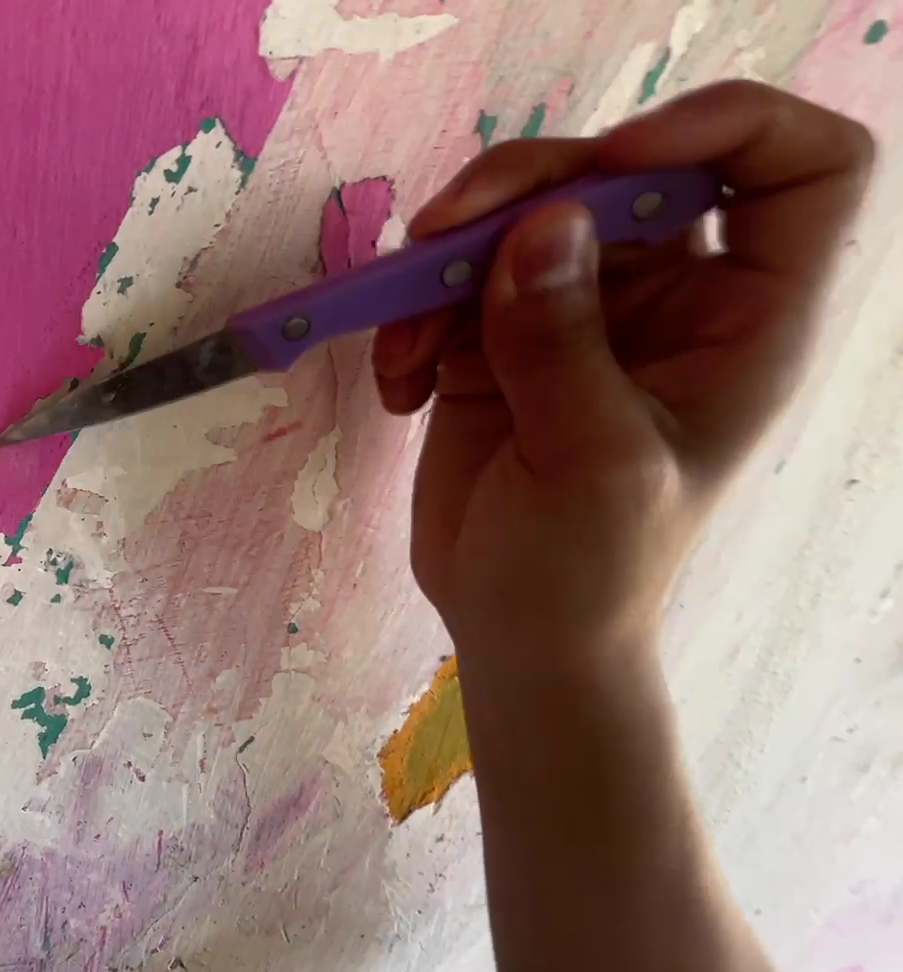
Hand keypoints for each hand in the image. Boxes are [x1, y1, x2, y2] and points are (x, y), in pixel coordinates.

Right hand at [372, 81, 873, 656]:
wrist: (512, 622)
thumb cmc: (589, 564)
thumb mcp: (591, 458)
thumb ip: (562, 343)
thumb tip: (537, 226)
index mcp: (737, 318)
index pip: (792, 170)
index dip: (717, 131)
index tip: (608, 160)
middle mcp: (656, 303)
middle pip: (605, 181)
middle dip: (515, 194)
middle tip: (435, 234)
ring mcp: (562, 325)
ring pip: (503, 236)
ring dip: (433, 281)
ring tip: (402, 358)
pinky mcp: (485, 353)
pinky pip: (439, 302)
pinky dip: (403, 333)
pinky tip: (397, 393)